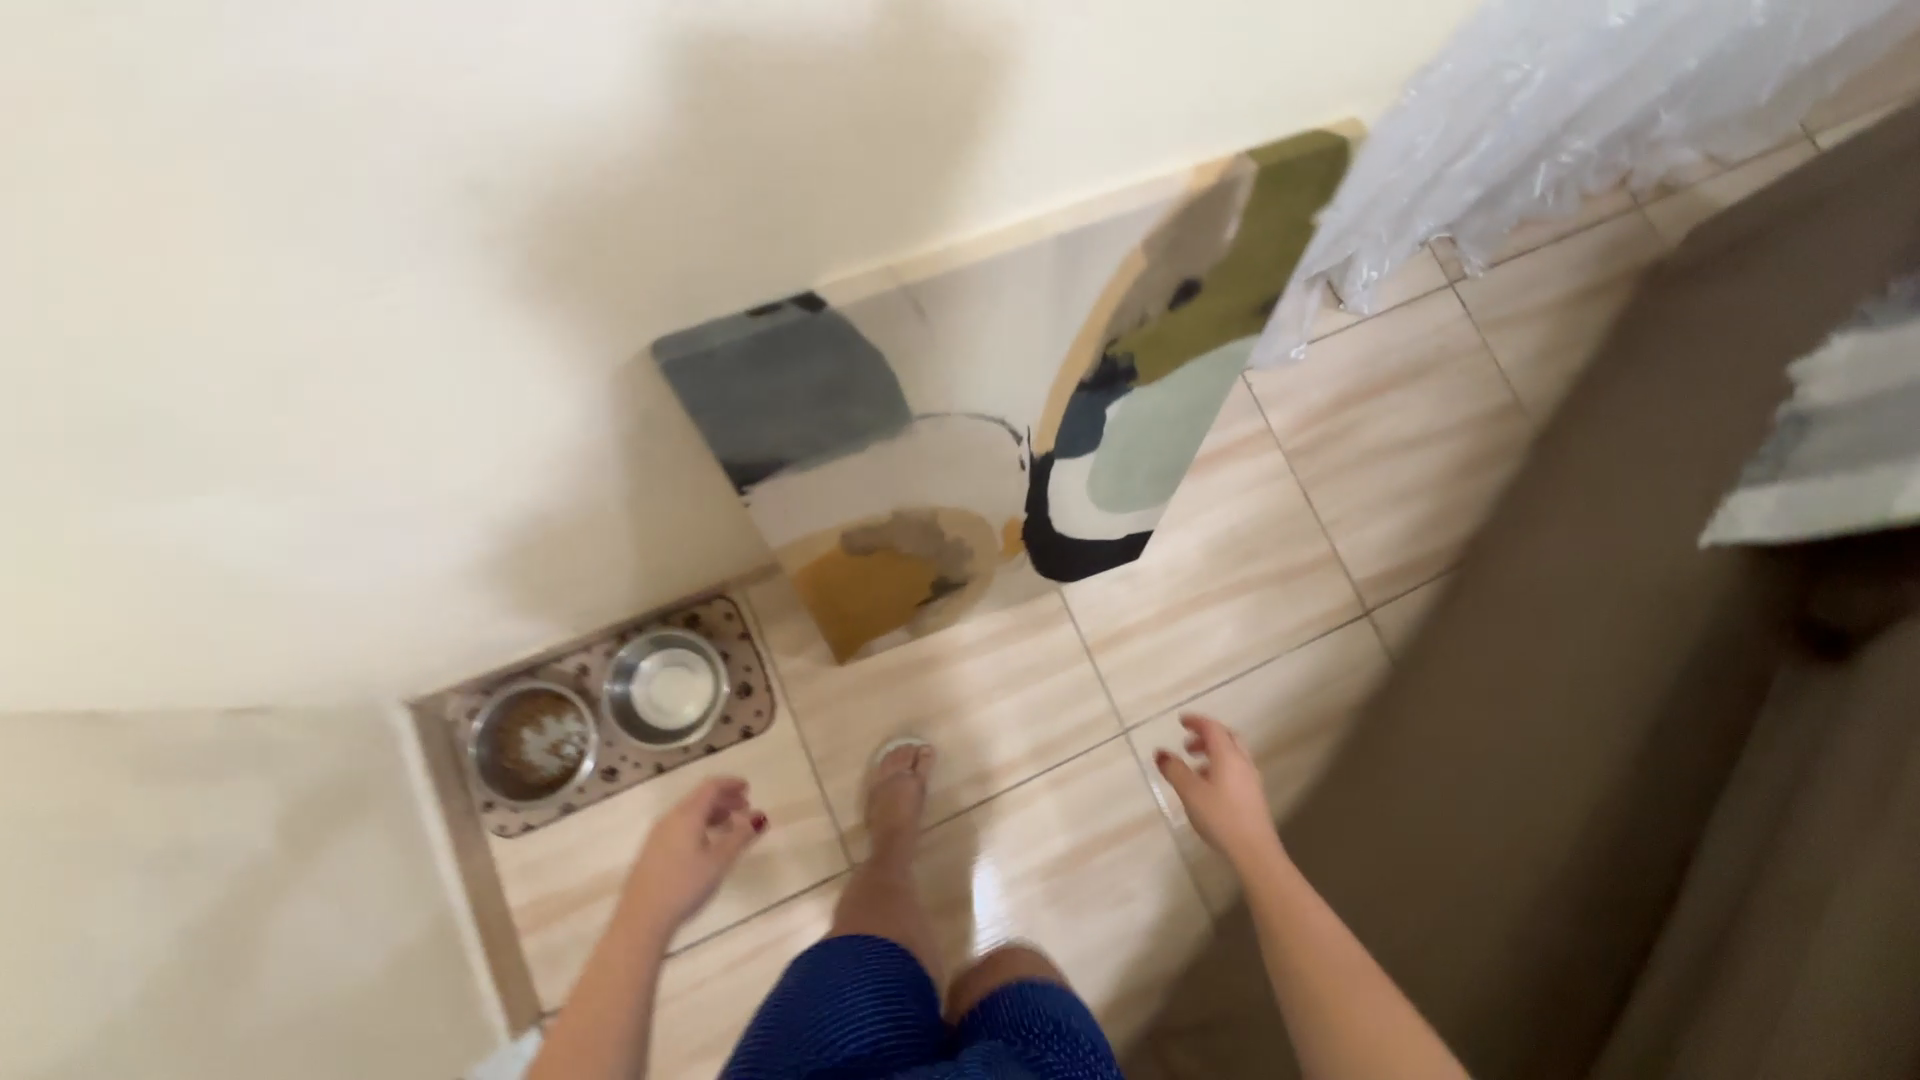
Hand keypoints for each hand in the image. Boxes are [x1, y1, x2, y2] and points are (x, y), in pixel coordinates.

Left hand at [621, 777, 765, 933]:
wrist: (641, 920)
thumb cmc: (685, 886)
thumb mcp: (719, 861)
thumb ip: (741, 836)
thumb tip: (759, 816)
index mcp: (687, 815)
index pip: (710, 787)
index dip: (730, 784)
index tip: (748, 788)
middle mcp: (670, 819)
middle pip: (699, 799)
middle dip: (724, 800)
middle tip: (745, 809)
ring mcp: (657, 835)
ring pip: (689, 814)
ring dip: (712, 814)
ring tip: (730, 828)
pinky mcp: (651, 852)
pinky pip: (680, 827)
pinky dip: (699, 826)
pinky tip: (707, 846)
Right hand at [1155, 715, 1282, 869]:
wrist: (1254, 850)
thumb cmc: (1220, 817)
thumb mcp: (1190, 792)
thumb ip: (1174, 770)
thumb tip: (1161, 753)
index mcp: (1227, 756)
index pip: (1212, 728)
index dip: (1196, 721)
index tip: (1180, 721)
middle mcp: (1242, 762)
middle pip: (1227, 737)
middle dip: (1206, 736)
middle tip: (1187, 744)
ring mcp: (1251, 779)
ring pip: (1233, 755)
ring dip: (1213, 753)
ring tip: (1194, 768)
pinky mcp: (1254, 795)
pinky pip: (1236, 769)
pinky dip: (1220, 767)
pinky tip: (1208, 787)